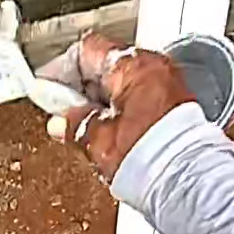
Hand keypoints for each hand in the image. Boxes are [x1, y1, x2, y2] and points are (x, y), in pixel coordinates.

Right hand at [38, 32, 195, 181]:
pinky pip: (139, 100)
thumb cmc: (151, 160)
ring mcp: (167, 86)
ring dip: (101, 103)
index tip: (48, 89)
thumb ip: (77, 126)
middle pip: (107, 66)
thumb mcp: (100, 142)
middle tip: (64, 114)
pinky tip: (110, 135)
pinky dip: (121, 112)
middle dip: (82, 90)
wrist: (185, 182)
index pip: (87, 50)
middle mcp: (154, 67)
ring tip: (86, 130)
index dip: (61, 70)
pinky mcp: (175, 107)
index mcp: (132, 66)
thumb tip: (61, 122)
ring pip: (122, 85)